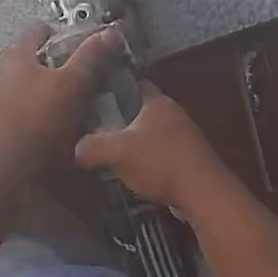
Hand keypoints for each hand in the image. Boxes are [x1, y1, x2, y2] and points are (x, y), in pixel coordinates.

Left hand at [0, 23, 120, 173]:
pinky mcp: (7, 124)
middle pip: (35, 58)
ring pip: (33, 84)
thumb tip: (111, 33)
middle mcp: (3, 74)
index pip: (37, 30)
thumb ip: (91, 57)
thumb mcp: (72, 84)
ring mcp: (2, 101)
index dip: (61, 31)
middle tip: (85, 70)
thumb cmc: (40, 119)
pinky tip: (66, 120)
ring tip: (82, 97)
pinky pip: (31, 107)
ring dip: (54, 87)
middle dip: (60, 62)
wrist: (13, 167)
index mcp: (15, 57)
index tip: (82, 40)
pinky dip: (48, 108)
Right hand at [73, 81, 234, 210]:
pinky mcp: (188, 160)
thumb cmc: (160, 162)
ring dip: (131, 143)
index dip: (111, 86)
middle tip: (91, 127)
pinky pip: (159, 155)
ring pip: (149, 134)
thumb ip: (91, 146)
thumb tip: (74, 149)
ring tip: (105, 152)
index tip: (90, 93)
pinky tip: (129, 172)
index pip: (133, 83)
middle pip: (139, 111)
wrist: (203, 193)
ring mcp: (183, 138)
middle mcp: (173, 114)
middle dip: (118, 118)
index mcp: (158, 102)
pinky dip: (145, 161)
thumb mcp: (117, 151)